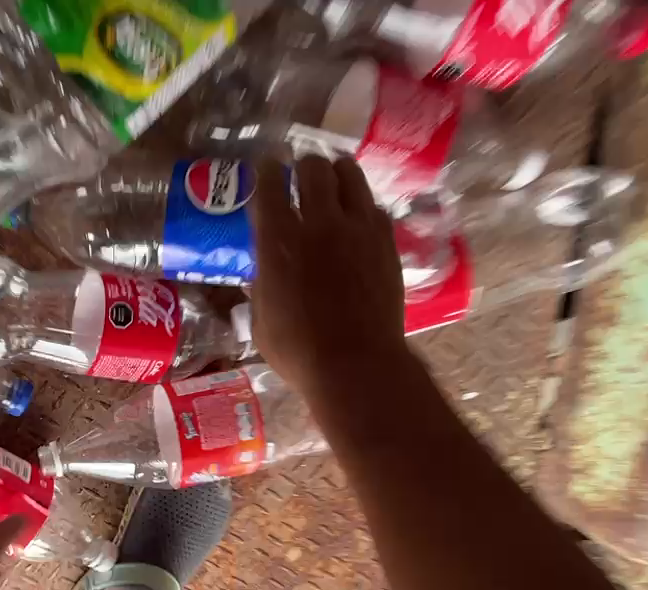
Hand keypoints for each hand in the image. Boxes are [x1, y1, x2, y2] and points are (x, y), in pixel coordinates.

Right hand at [248, 155, 408, 400]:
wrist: (355, 365)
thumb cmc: (297, 352)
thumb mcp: (261, 320)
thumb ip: (261, 284)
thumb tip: (264, 270)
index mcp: (278, 242)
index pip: (269, 184)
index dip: (266, 172)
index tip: (266, 170)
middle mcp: (319, 223)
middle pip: (313, 168)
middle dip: (303, 167)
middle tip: (300, 175)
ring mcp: (358, 228)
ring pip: (349, 175)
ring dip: (336, 174)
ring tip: (331, 182)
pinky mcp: (386, 241)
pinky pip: (373, 206)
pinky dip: (360, 205)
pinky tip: (356, 218)